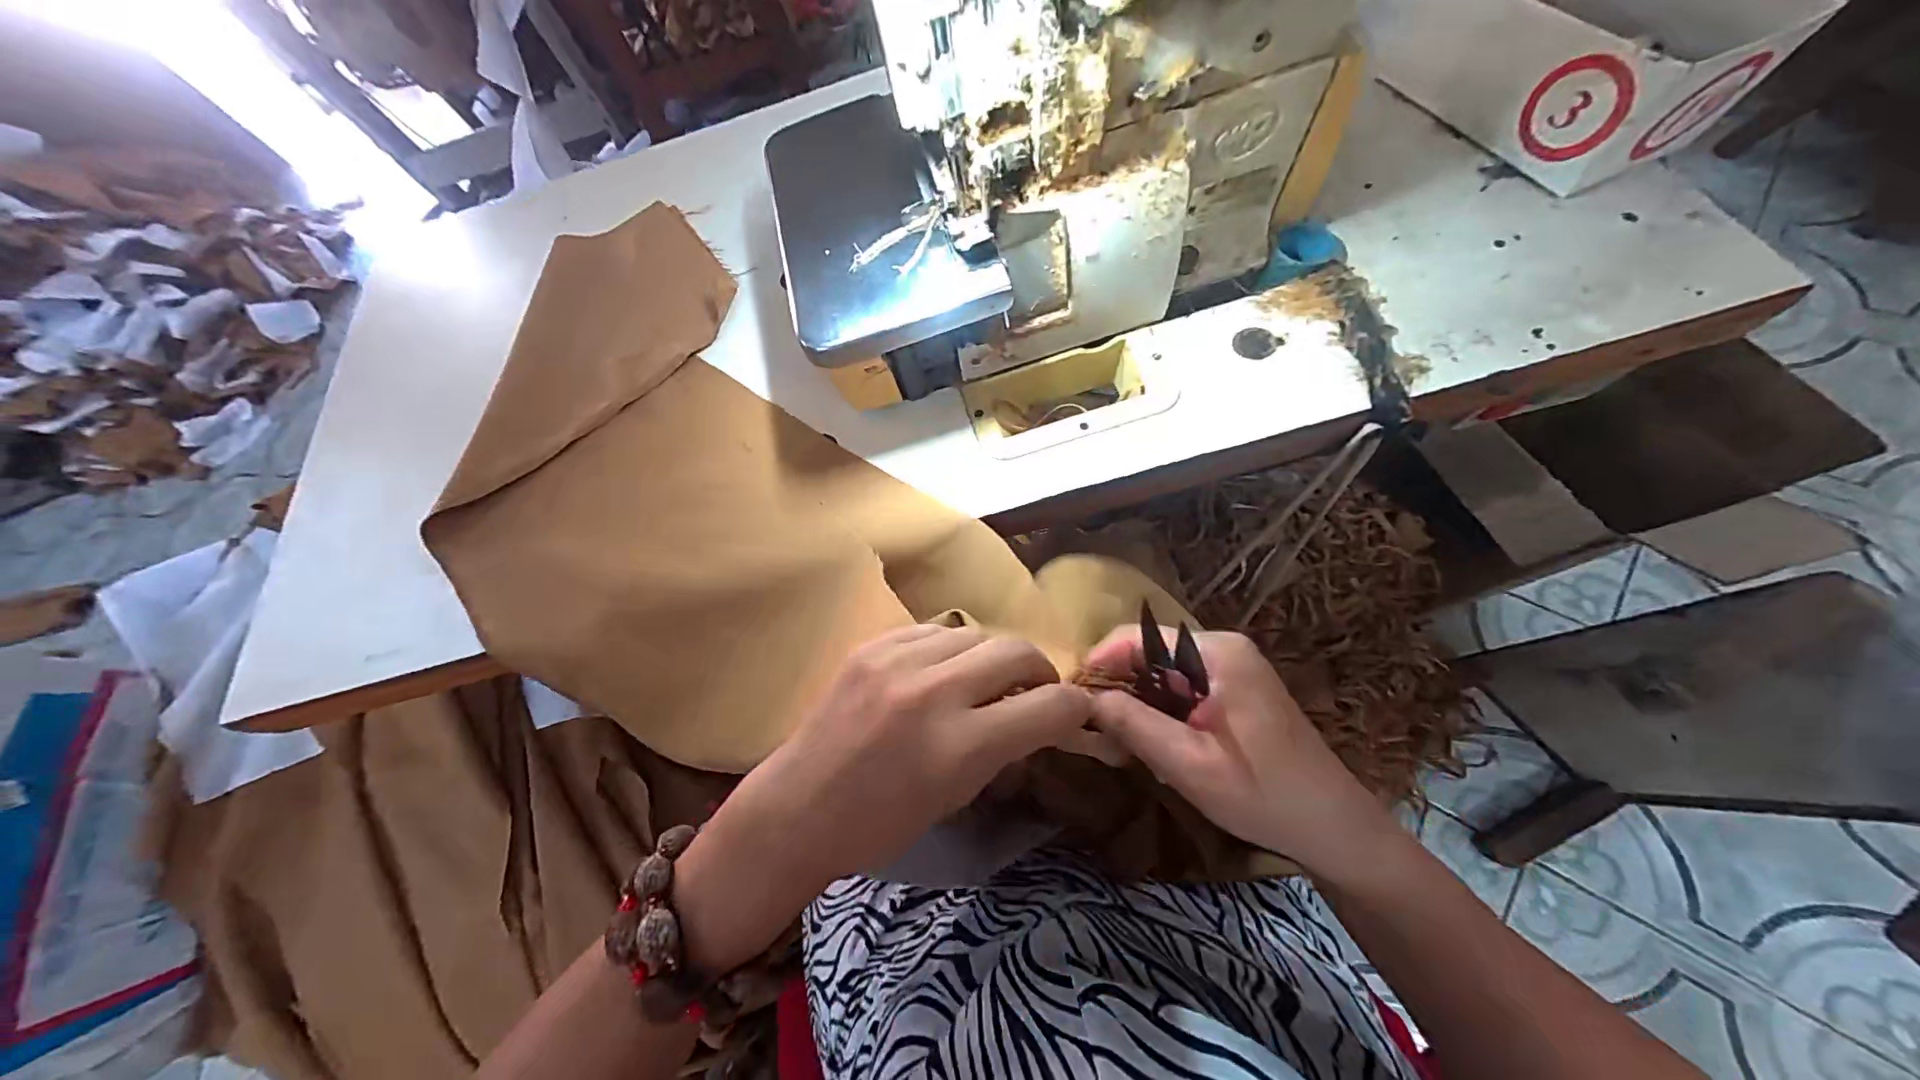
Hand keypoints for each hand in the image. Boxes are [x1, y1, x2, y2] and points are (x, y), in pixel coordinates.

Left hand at [716, 623, 1091, 880]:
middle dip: (1040, 671)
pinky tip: (939, 671)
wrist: (799, 807)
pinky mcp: (871, 646)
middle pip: (1018, 651)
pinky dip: (950, 649)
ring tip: (982, 681)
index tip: (1074, 713)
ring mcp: (896, 661)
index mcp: (958, 747)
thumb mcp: (957, 796)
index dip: (1075, 709)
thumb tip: (1043, 716)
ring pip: (977, 633)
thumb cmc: (880, 823)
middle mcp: (932, 693)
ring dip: (992, 658)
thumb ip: (1004, 748)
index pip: (1049, 706)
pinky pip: (934, 630)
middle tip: (1033, 691)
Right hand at [1085, 627, 1401, 879]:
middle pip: (1147, 651)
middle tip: (1095, 729)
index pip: (1134, 637)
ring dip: (1137, 700)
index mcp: (1216, 653)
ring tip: (1119, 740)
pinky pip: (1180, 685)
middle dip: (1117, 686)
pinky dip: (1159, 708)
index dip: (1097, 664)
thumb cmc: (1265, 796)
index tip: (1072, 701)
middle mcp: (1223, 647)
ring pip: (1161, 670)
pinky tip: (1155, 742)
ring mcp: (1232, 666)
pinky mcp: (1235, 687)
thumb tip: (1085, 697)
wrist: (1335, 827)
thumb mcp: (1189, 765)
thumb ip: (1134, 724)